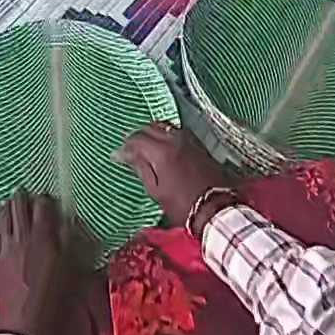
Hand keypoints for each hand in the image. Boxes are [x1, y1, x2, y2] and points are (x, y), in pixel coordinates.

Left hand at [0, 194, 78, 334]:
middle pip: (20, 208)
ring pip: (4, 219)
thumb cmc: (53, 301)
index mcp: (44, 238)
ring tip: (8, 199)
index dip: (45, 198)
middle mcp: (23, 238)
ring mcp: (7, 249)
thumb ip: (71, 243)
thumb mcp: (72, 270)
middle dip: (23, 197)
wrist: (26, 327)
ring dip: (6, 207)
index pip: (43, 207)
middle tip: (25, 191)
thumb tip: (72, 224)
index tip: (49, 196)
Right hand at [114, 122, 229, 229]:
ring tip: (145, 144)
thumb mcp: (155, 190)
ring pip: (164, 125)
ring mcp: (187, 139)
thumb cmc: (182, 204)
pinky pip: (176, 130)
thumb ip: (140, 167)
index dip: (126, 146)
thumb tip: (123, 154)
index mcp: (160, 151)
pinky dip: (165, 132)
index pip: (137, 139)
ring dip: (151, 131)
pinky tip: (163, 143)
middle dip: (137, 135)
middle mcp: (173, 139)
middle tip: (130, 148)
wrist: (216, 208)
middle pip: (150, 127)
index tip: (119, 155)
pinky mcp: (197, 143)